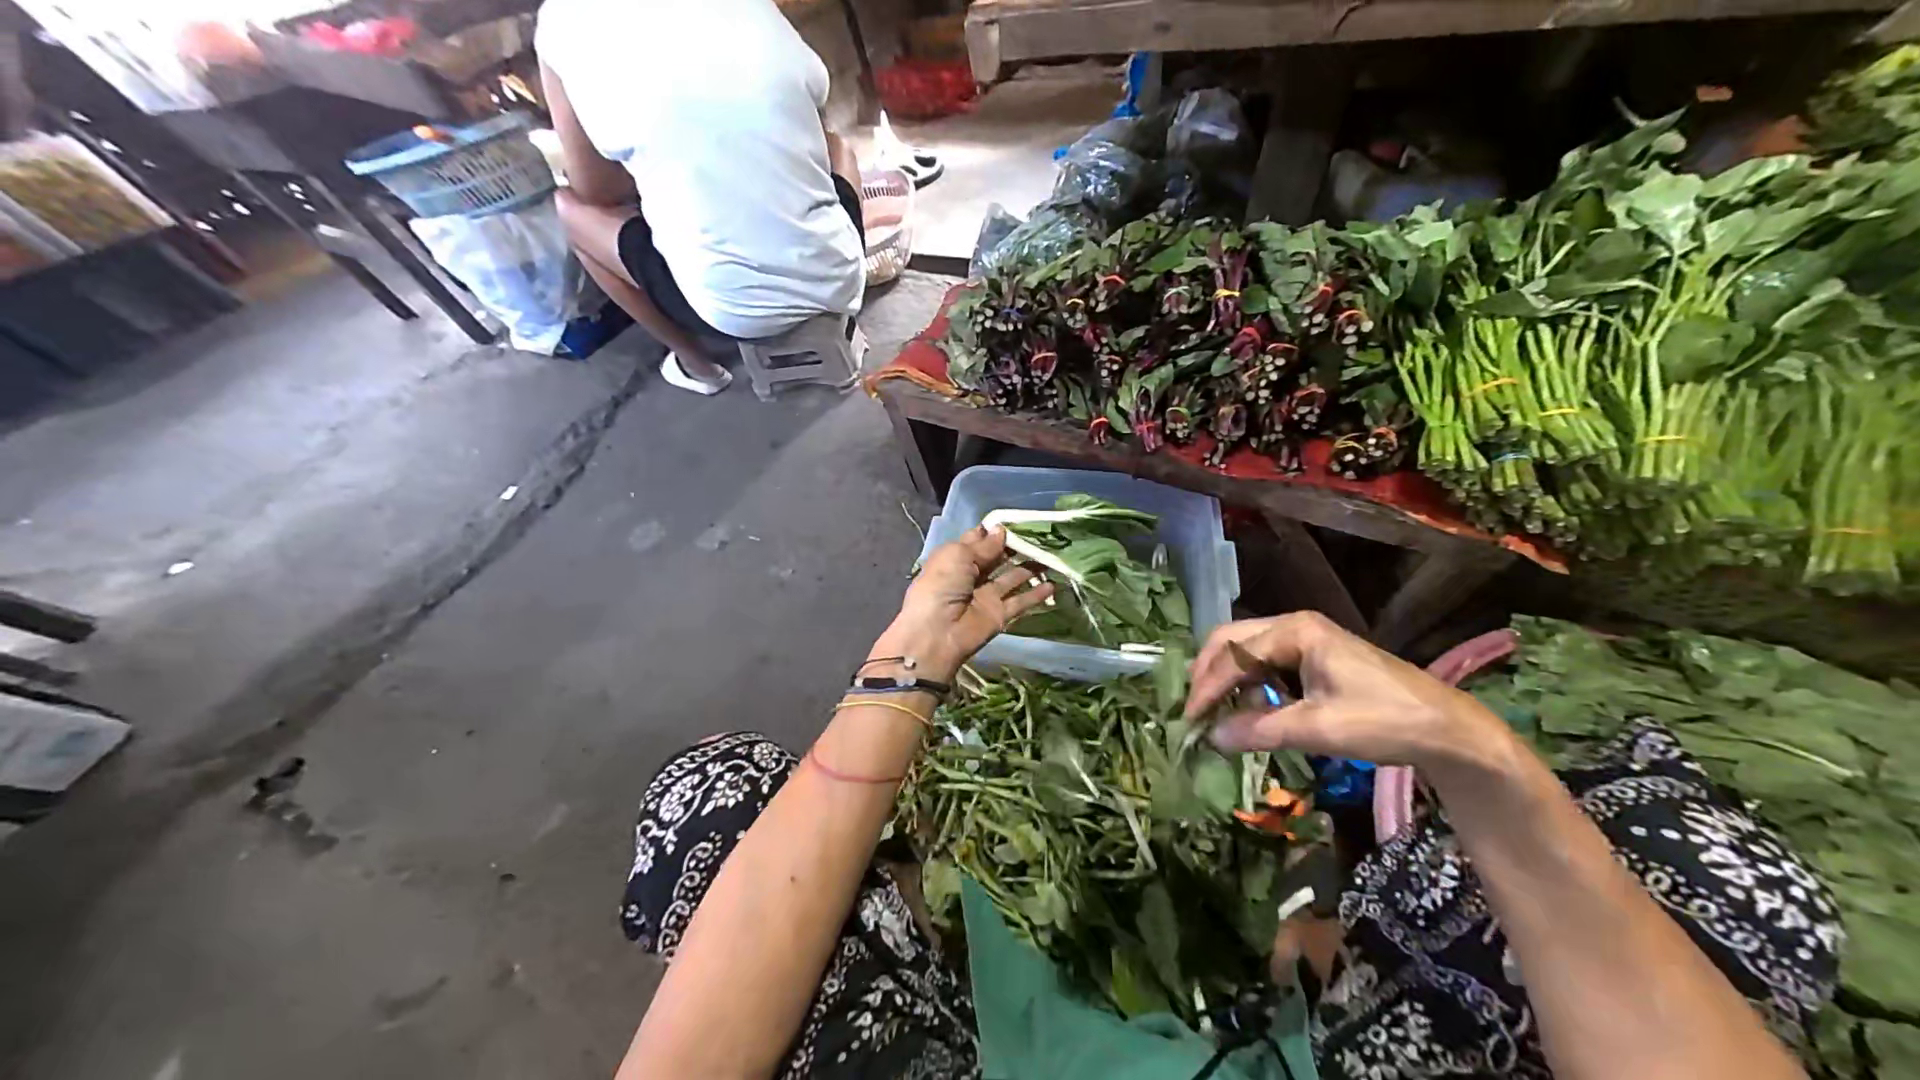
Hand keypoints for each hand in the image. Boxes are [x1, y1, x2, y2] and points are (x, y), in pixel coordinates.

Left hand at [870, 527, 1055, 681]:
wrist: (936, 634)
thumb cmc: (941, 585)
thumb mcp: (957, 556)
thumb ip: (984, 545)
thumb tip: (1001, 531)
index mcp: (955, 558)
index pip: (978, 540)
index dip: (995, 532)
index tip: (1017, 522)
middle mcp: (971, 575)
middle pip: (998, 558)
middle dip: (1016, 546)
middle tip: (1041, 536)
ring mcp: (986, 596)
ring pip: (1012, 578)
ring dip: (1030, 568)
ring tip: (1053, 555)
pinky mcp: (999, 615)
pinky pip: (1020, 602)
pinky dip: (1036, 595)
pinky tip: (1053, 585)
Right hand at [1184, 612, 1512, 772]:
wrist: (1449, 730)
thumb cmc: (1385, 721)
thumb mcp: (1318, 729)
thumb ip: (1260, 730)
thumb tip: (1211, 738)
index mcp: (1296, 631)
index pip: (1233, 654)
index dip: (1207, 687)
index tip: (1189, 720)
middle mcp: (1295, 626)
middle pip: (1231, 640)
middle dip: (1208, 674)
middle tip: (1195, 710)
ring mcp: (1305, 638)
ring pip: (1245, 650)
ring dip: (1227, 680)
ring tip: (1219, 714)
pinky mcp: (1313, 656)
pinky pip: (1264, 663)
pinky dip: (1248, 684)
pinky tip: (1250, 709)